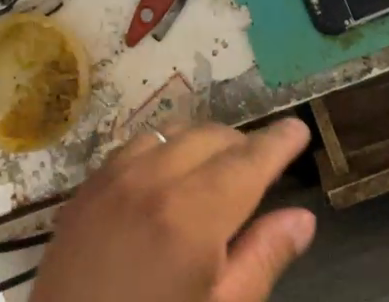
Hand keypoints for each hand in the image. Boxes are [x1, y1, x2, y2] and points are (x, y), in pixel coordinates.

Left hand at [29, 119, 315, 301]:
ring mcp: (112, 178)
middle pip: (211, 138)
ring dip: (203, 142)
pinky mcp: (86, 188)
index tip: (298, 128)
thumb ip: (262, 260)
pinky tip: (168, 174)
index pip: (248, 161)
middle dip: (243, 144)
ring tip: (219, 168)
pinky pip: (134, 145)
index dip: (278, 142)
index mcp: (191, 215)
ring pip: (171, 132)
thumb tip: (302, 218)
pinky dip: (163, 147)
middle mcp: (151, 180)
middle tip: (264, 165)